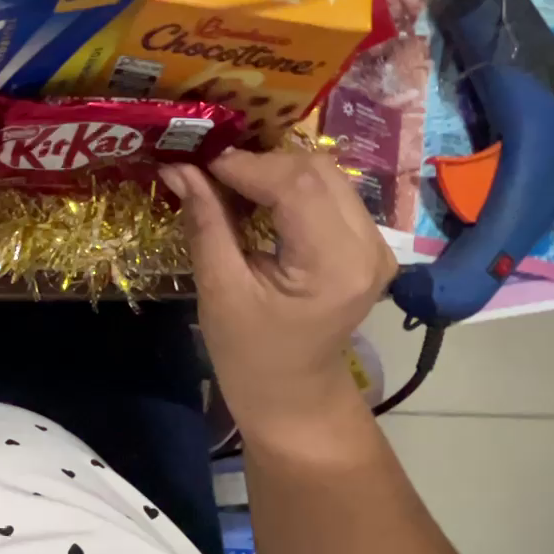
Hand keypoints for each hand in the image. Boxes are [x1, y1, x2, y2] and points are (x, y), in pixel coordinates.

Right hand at [161, 149, 396, 446]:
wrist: (291, 391)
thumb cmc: (248, 352)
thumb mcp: (218, 290)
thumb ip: (205, 223)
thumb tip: (178, 168)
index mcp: (334, 265)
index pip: (295, 186)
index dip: (244, 164)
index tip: (195, 161)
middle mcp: (369, 246)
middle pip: (316, 171)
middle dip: (257, 162)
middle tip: (206, 171)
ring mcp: (375, 243)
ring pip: (324, 175)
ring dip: (272, 171)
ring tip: (225, 182)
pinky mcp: (367, 242)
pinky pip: (328, 193)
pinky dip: (288, 186)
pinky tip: (255, 198)